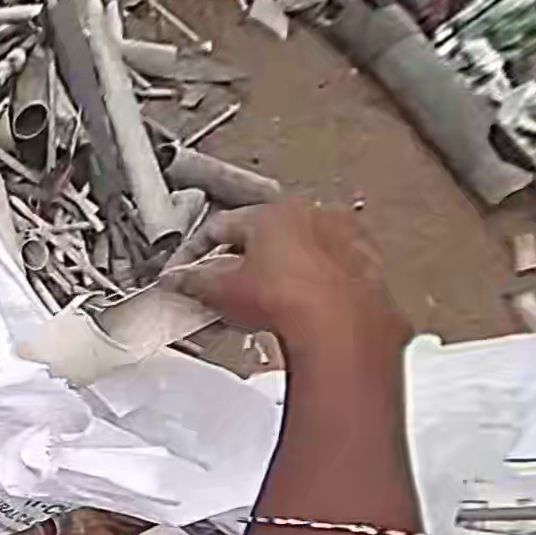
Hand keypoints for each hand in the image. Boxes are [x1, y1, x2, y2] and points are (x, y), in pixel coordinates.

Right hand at [164, 204, 409, 359]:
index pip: (216, 226)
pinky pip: (314, 265)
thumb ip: (190, 280)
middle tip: (212, 287)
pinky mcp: (359, 259)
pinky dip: (294, 280)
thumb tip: (176, 278)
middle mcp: (309, 214)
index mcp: (272, 213)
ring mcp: (339, 234)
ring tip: (246, 299)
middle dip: (227, 262)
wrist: (338, 321)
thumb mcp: (218, 290)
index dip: (189, 253)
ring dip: (262, 271)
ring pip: (286, 249)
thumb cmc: (284, 297)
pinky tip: (281, 303)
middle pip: (254, 235)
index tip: (180, 274)